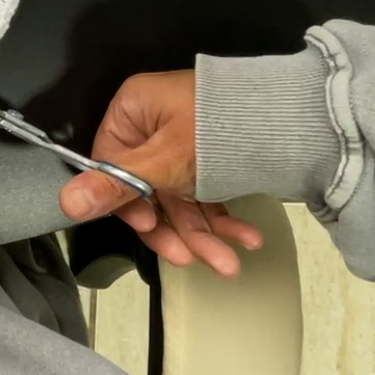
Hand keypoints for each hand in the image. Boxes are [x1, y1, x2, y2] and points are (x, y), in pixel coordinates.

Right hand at [58, 70, 261, 276]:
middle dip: (175, 230)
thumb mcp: (165, 160)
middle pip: (147, 189)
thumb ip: (116, 186)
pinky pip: (206, 195)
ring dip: (202, 234)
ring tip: (229, 263)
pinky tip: (246, 240)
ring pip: (180, 199)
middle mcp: (153, 124)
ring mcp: (184, 143)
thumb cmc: (223, 126)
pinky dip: (222, 219)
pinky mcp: (213, 159)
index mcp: (132, 111)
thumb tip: (66, 203)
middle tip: (192, 260)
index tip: (150, 228)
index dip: (128, 203)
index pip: (111, 165)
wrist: (308, 116)